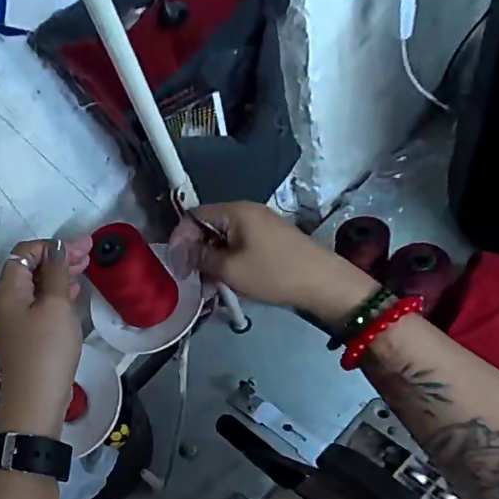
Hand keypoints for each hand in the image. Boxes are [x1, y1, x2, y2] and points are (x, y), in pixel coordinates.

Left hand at [0, 236, 90, 437]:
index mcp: (7, 289)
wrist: (37, 398)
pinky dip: (56, 293)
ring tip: (86, 268)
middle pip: (30, 267)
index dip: (52, 246)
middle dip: (59, 257)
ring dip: (59, 274)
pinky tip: (74, 292)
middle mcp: (5, 300)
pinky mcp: (26, 333)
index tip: (81, 249)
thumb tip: (57, 248)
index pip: (25, 252)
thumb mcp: (56, 306)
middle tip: (89, 253)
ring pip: (36, 285)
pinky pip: (39, 303)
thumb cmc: (47, 349)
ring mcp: (14, 318)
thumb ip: (56, 272)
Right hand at [173, 202, 377, 326]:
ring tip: (210, 287)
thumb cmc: (274, 273)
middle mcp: (248, 212)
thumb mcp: (230, 269)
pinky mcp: (272, 242)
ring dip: (213, 261)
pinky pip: (241, 248)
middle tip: (192, 279)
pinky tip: (229, 283)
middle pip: (209, 227)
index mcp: (235, 211)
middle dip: (196, 252)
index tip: (176, 264)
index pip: (194, 215)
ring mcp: (262, 227)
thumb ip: (202, 258)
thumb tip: (187, 254)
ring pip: (225, 240)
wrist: (323, 283)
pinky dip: (230, 263)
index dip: (180, 238)